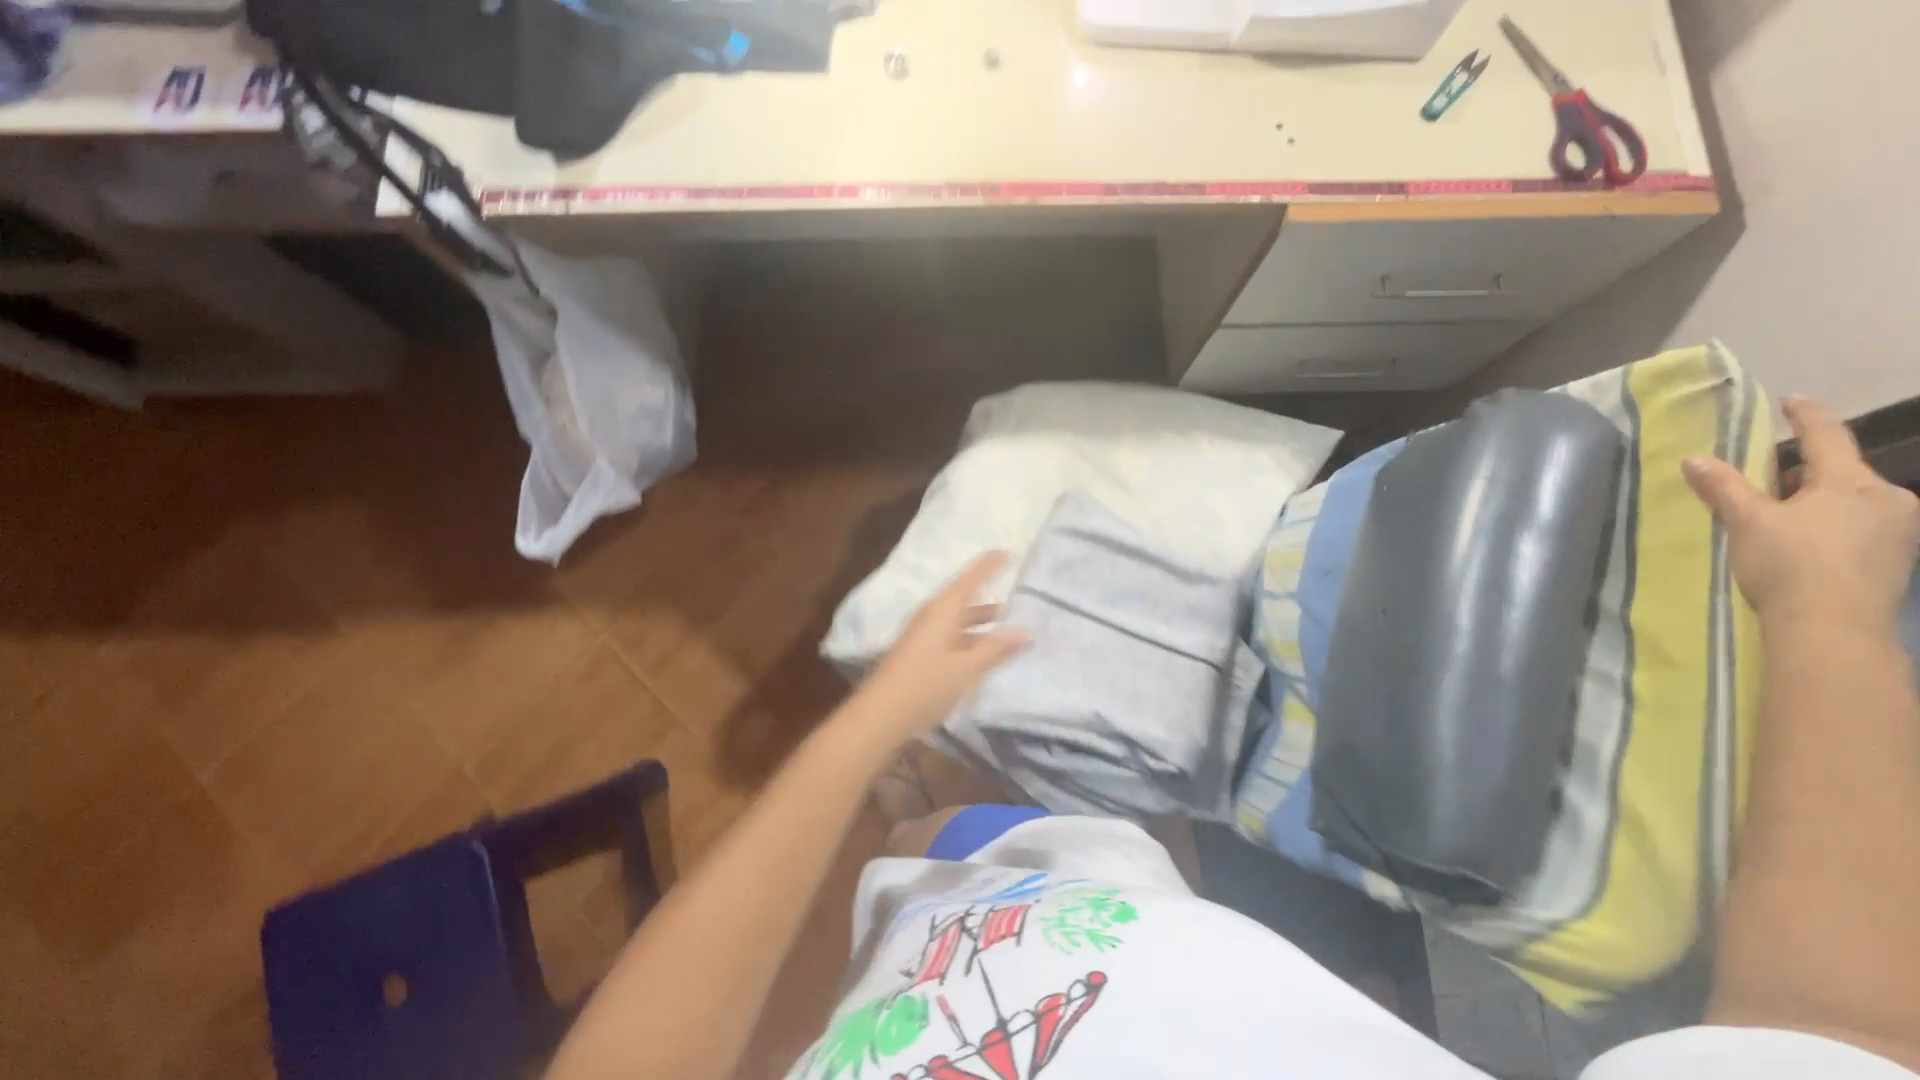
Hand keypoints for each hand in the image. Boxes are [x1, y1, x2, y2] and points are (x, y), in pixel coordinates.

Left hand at [847, 552, 1028, 746]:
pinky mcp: (918, 654)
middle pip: (964, 600)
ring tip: (1008, 628)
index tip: (1008, 552)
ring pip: (958, 622)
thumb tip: (1025, 632)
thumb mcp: (967, 668)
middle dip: (989, 599)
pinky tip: (984, 654)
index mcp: (943, 610)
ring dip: (981, 624)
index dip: (988, 566)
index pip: (970, 579)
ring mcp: (922, 635)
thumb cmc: (926, 684)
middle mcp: (931, 616)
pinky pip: (950, 637)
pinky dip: (970, 639)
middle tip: (1018, 598)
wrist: (881, 714)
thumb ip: (996, 649)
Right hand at [1683, 395, 1919, 629]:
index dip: (1807, 416)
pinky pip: (1863, 529)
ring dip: (1821, 503)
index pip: (1827, 436)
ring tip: (1784, 521)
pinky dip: (1834, 528)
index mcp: (1851, 481)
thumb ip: (1724, 488)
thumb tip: (1695, 459)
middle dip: (1808, 474)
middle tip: (1770, 483)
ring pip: (1854, 502)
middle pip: (1842, 473)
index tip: (1793, 400)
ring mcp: (1901, 531)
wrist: (1834, 629)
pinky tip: (1808, 547)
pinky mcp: (1899, 560)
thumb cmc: (1790, 565)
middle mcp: (1887, 498)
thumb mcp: (1747, 523)